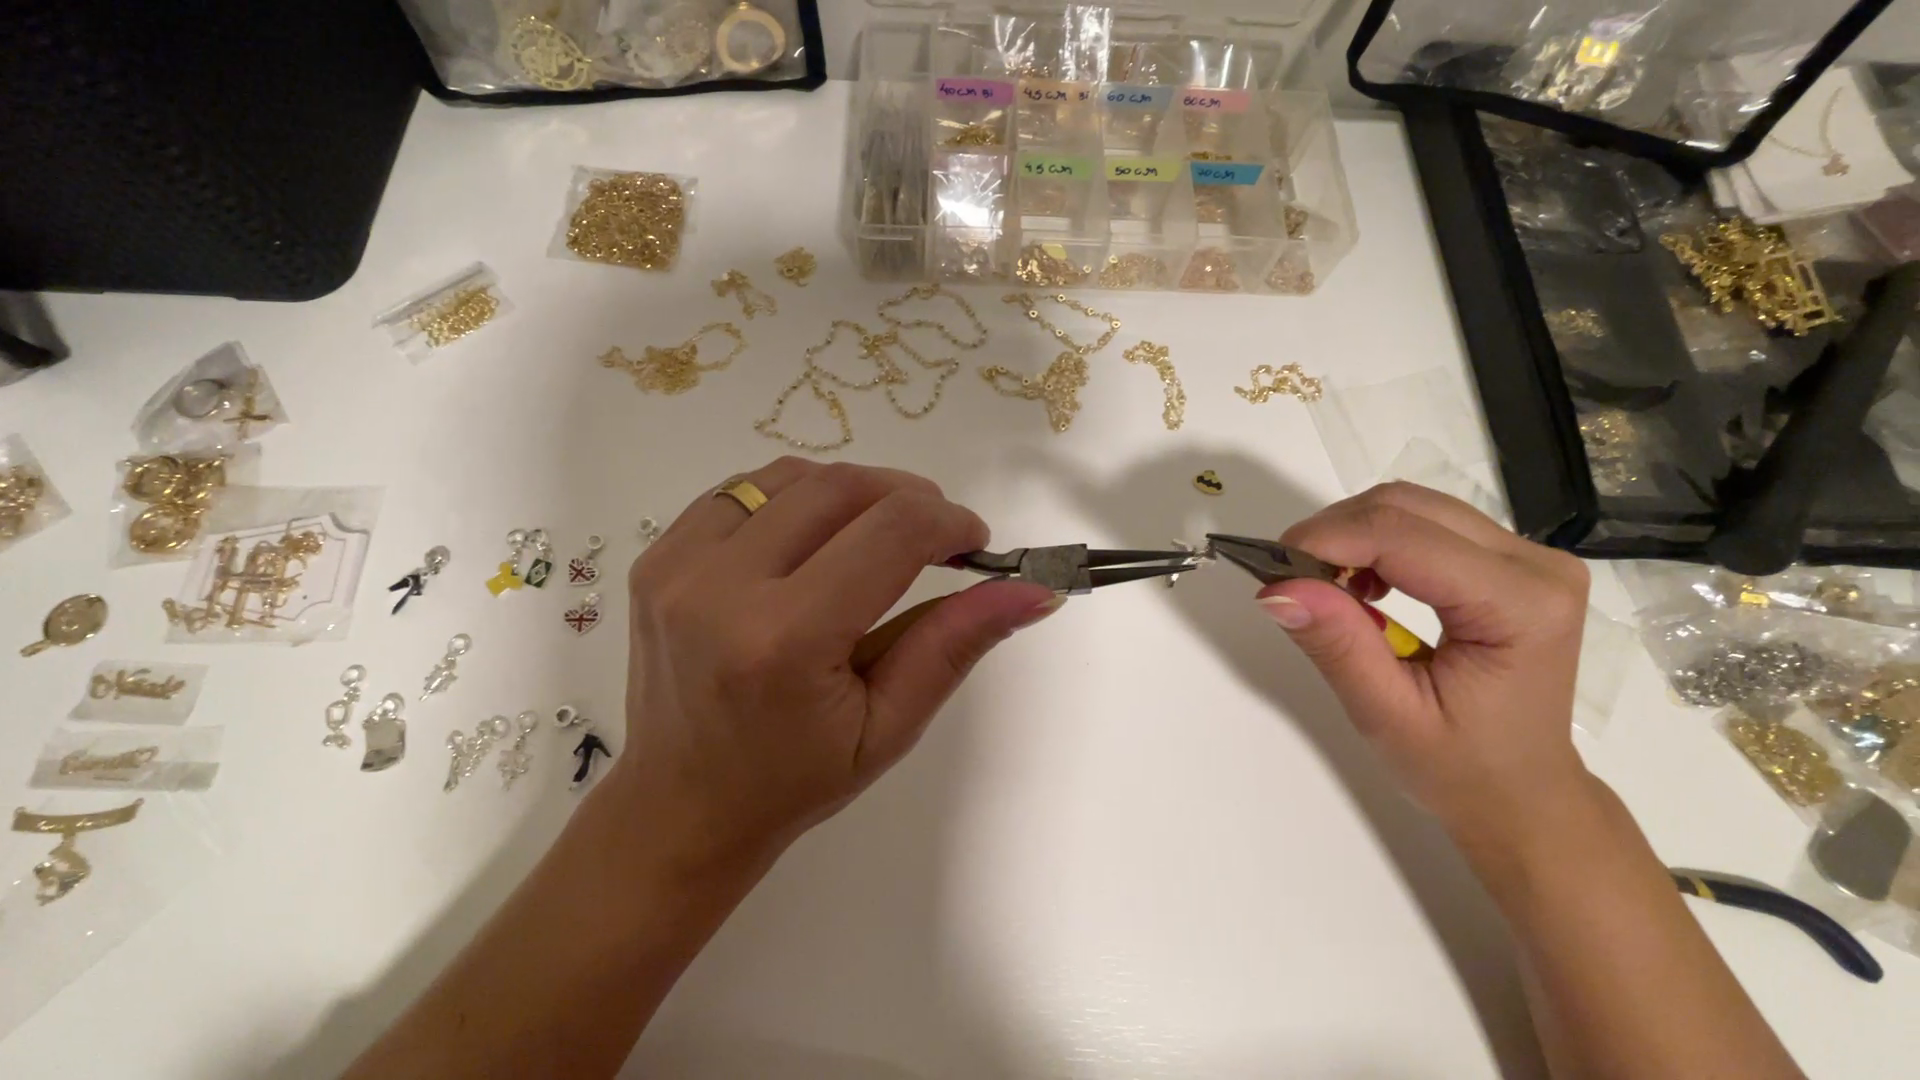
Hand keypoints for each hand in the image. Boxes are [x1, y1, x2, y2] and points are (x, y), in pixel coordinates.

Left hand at [621, 458, 1060, 865]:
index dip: (947, 521)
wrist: (681, 805)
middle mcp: (721, 588)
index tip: (972, 542)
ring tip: (876, 535)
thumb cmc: (794, 781)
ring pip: (791, 476)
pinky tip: (814, 537)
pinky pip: (741, 491)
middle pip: (841, 488)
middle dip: (907, 496)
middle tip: (935, 534)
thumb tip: (1034, 590)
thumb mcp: (890, 727)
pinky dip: (794, 497)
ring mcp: (678, 567)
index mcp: (786, 641)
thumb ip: (956, 645)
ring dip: (851, 491)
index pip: (890, 533)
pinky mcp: (657, 559)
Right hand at [1255, 482, 1594, 846]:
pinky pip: (1426, 523)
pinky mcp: (1511, 560)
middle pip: (1407, 508)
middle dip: (1333, 534)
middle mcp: (1536, 564)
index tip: (1271, 569)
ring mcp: (1529, 557)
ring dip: (1351, 535)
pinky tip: (1364, 586)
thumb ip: (1337, 644)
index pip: (1404, 537)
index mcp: (1520, 605)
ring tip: (1325, 588)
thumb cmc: (1460, 768)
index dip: (1327, 540)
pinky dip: (1375, 542)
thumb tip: (1276, 588)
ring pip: (1413, 506)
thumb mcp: (1387, 714)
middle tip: (1291, 582)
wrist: (1521, 792)